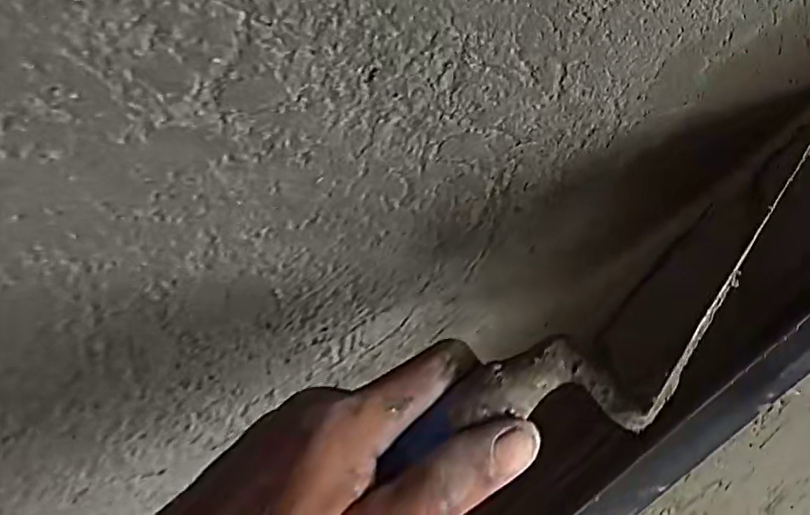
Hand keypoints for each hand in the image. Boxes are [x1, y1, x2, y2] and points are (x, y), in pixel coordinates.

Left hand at [160, 340, 539, 514]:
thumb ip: (446, 483)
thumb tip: (519, 437)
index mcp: (342, 418)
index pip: (454, 362)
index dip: (479, 399)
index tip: (484, 443)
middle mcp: (305, 414)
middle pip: (412, 398)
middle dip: (428, 442)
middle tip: (414, 504)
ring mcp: (265, 446)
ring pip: (369, 432)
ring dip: (384, 468)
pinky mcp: (236, 480)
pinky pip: (322, 458)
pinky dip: (340, 485)